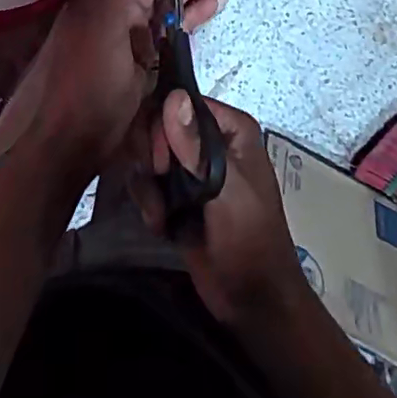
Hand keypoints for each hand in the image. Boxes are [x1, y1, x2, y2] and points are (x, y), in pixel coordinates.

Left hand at [11, 0, 230, 177]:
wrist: (71, 143)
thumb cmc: (84, 81)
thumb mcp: (101, 25)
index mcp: (105, 2)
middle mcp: (121, 16)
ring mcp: (135, 40)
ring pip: (172, 5)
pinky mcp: (148, 64)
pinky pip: (173, 32)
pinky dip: (192, 16)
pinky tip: (212, 2)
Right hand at [130, 92, 307, 326]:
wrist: (251, 300)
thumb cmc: (250, 239)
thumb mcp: (226, 191)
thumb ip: (196, 148)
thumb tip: (172, 98)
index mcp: (231, 128)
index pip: (180, 103)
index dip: (162, 127)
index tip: (159, 162)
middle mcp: (210, 140)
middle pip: (157, 126)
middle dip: (151, 159)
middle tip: (157, 187)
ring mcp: (191, 168)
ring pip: (147, 155)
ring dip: (147, 187)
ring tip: (160, 215)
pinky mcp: (176, 195)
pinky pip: (146, 183)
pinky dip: (147, 204)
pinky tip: (160, 225)